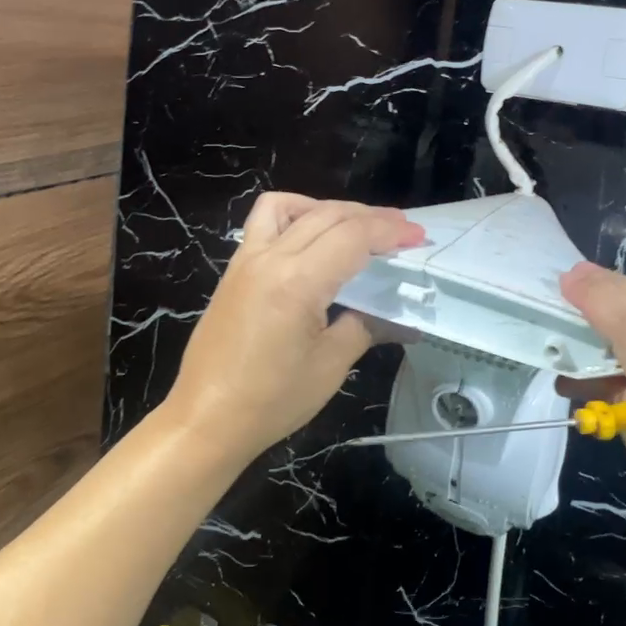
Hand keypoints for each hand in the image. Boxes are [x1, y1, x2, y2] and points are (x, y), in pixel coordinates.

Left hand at [160, 193, 423, 462]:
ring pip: (291, 207)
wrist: (207, 418)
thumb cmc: (272, 399)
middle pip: (327, 216)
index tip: (418, 237)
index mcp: (297, 281)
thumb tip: (403, 319)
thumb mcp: (330, 366)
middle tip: (403, 230)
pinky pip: (262, 221)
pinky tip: (309, 235)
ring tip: (357, 226)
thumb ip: (366, 327)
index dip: (389, 232)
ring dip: (329, 208)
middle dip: (369, 217)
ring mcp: (246, 259)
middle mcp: (270, 257)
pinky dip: (292, 214)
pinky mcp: (234, 268)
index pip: (352, 237)